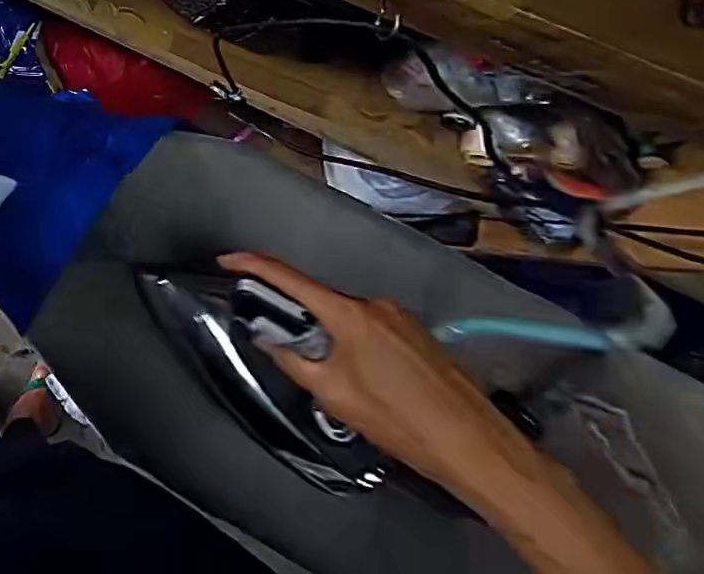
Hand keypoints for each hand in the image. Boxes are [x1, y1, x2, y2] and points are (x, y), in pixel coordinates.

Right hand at [217, 252, 536, 495]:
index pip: (291, 279)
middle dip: (297, 316)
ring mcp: (398, 314)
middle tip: (282, 343)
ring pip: (346, 315)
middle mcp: (373, 302)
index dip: (254, 264)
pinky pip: (370, 324)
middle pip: (320, 299)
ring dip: (330, 334)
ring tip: (337, 377)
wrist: (474, 444)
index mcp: (349, 313)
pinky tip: (366, 378)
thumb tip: (268, 338)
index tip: (229, 259)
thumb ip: (295, 361)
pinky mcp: (414, 330)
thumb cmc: (399, 421)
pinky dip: (354, 340)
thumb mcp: (336, 397)